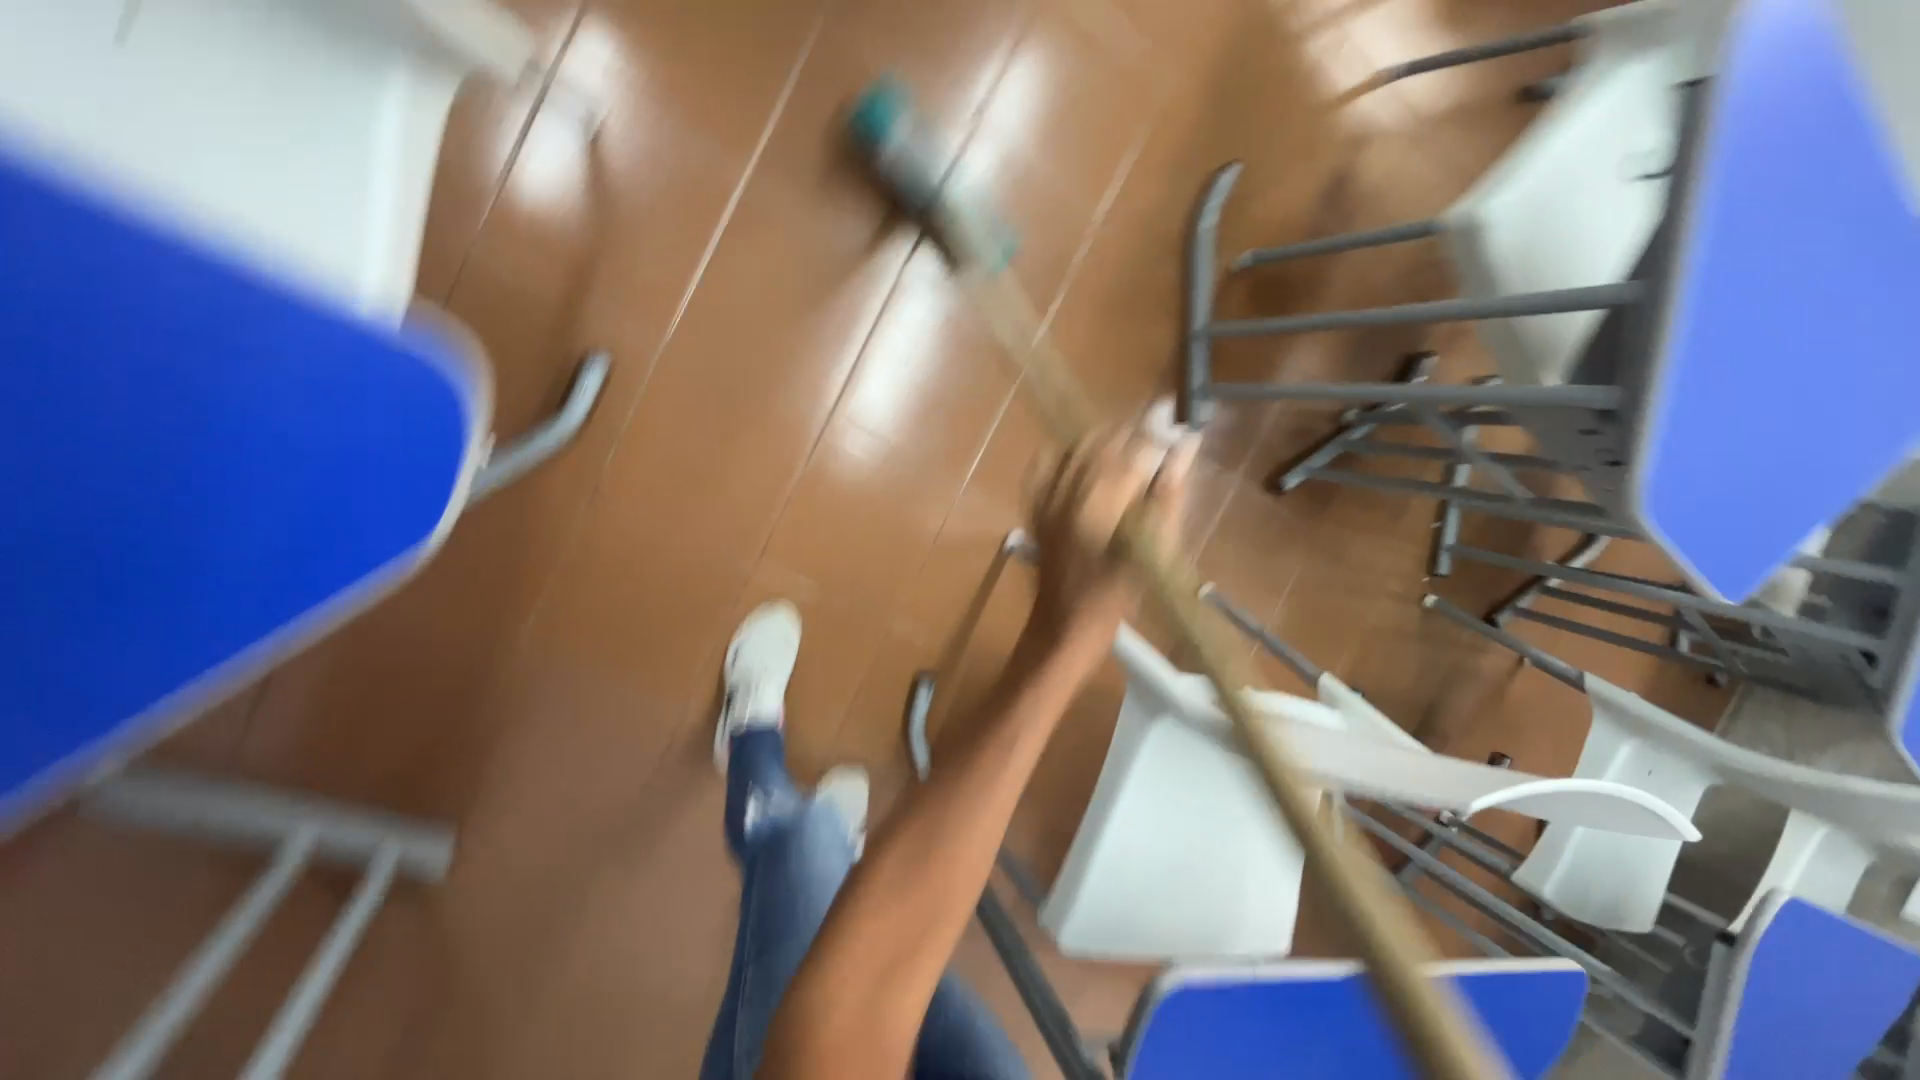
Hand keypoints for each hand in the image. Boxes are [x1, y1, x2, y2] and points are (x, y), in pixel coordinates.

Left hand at [1022, 413, 1196, 667]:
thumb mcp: (1152, 551)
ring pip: (1074, 449)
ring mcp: (1045, 499)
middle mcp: (1066, 494)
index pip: (1130, 450)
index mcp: (1098, 505)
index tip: (1177, 418)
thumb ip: (1168, 495)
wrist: (1065, 627)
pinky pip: (1046, 466)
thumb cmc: (1116, 598)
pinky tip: (1086, 458)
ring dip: (1104, 439)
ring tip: (1131, 442)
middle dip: (1131, 432)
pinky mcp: (1035, 507)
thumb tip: (1185, 447)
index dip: (1155, 430)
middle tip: (1159, 429)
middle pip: (1101, 443)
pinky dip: (1068, 454)